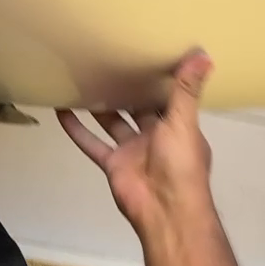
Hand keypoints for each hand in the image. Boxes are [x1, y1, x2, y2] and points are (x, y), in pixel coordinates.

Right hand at [57, 51, 215, 241]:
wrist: (165, 211)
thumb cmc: (180, 164)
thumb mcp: (183, 122)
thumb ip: (186, 90)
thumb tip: (204, 54)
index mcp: (178, 129)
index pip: (167, 101)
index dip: (157, 82)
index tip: (143, 56)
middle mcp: (155, 138)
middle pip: (136, 110)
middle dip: (124, 91)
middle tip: (105, 62)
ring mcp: (132, 151)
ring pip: (112, 124)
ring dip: (98, 107)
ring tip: (80, 80)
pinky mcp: (112, 163)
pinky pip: (91, 142)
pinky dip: (76, 128)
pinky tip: (60, 109)